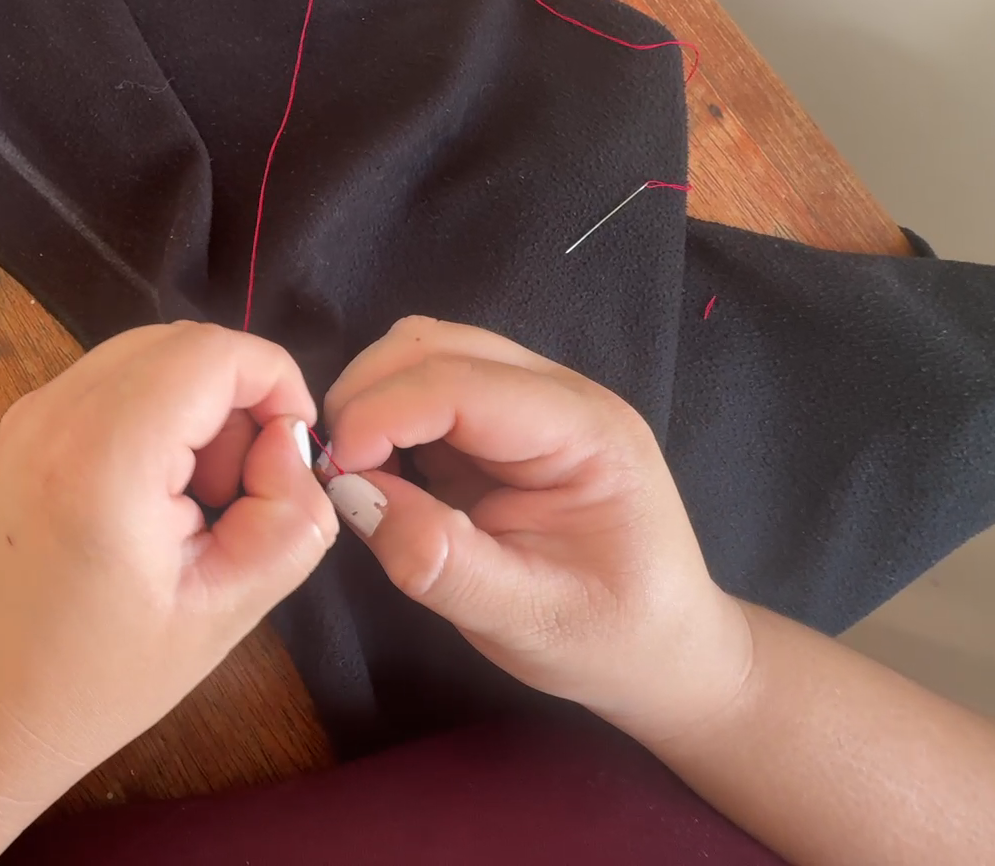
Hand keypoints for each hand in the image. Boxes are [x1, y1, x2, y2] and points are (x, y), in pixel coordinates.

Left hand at [0, 322, 334, 805]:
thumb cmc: (96, 679)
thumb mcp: (224, 613)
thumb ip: (290, 518)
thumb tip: (287, 443)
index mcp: (103, 457)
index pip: (213, 352)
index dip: (275, 380)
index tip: (292, 448)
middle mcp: (53, 412)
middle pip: (179, 342)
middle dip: (235, 395)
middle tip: (237, 485)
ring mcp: (26, 411)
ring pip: (145, 355)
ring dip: (193, 404)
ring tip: (191, 496)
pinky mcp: (16, 424)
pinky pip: (107, 381)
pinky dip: (151, 410)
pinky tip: (145, 489)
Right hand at [321, 317, 751, 741]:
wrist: (661, 650)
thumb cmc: (607, 639)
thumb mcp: (527, 622)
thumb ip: (439, 560)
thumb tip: (352, 495)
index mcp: (584, 434)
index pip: (459, 385)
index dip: (380, 416)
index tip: (334, 474)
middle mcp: (556, 393)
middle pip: (430, 345)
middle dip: (365, 397)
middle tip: (337, 470)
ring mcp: (526, 395)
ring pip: (418, 350)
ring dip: (369, 398)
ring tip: (358, 468)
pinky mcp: (494, 413)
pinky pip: (418, 380)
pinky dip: (380, 411)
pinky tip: (382, 464)